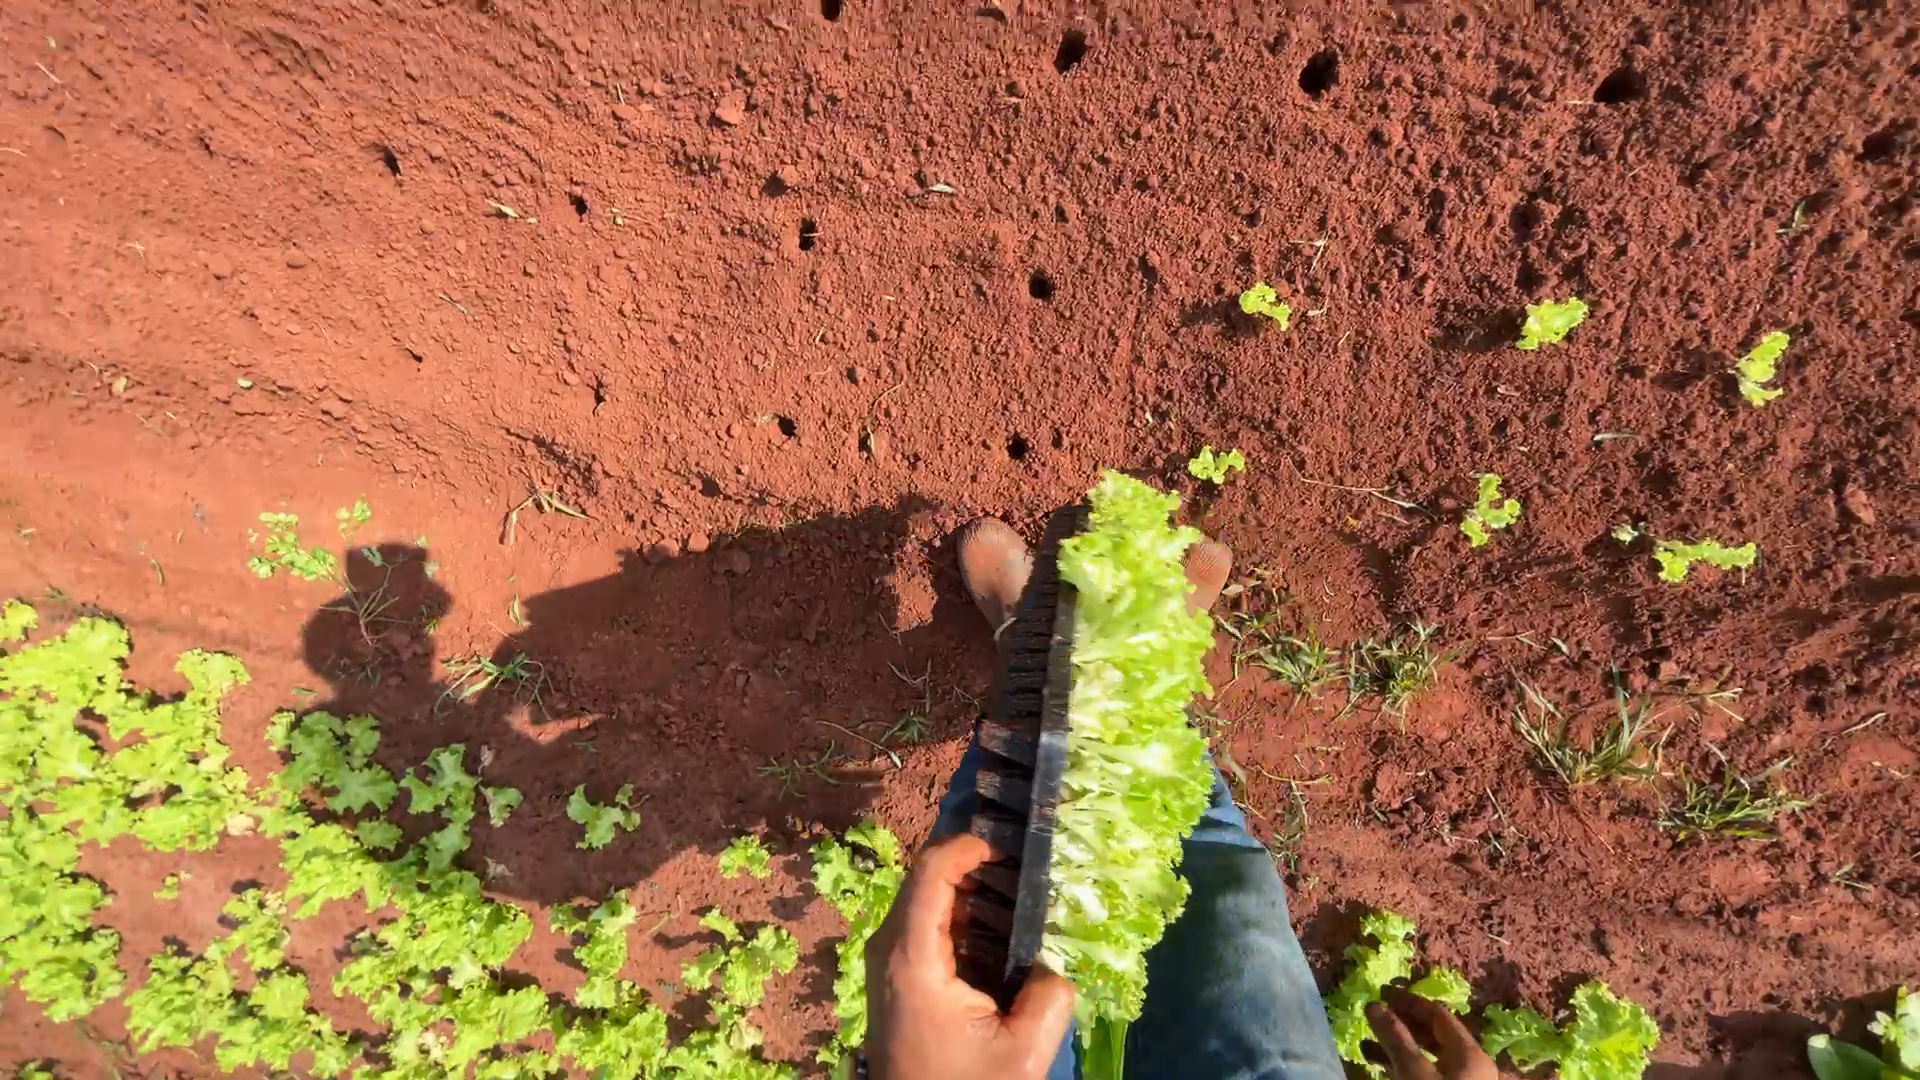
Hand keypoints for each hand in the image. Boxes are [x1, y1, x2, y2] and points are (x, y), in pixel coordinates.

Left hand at [864, 833, 1075, 1079]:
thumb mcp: (1022, 1055)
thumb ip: (1049, 997)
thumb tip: (1052, 962)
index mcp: (911, 954)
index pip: (931, 868)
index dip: (969, 845)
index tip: (1010, 848)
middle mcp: (889, 944)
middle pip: (927, 874)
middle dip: (974, 861)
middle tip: (1022, 866)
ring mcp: (887, 957)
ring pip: (925, 894)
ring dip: (968, 884)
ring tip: (1016, 889)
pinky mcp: (895, 971)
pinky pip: (924, 919)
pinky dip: (958, 909)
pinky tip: (996, 924)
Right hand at [1367, 992, 1501, 1079]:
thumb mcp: (1412, 1071)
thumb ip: (1393, 1035)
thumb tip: (1375, 1004)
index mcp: (1470, 1054)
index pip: (1437, 1014)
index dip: (1408, 1001)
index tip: (1379, 992)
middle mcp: (1472, 1068)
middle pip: (1433, 1036)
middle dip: (1400, 1025)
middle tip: (1372, 1017)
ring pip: (1428, 1059)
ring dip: (1396, 1049)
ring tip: (1367, 1048)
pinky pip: (1427, 1079)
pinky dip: (1404, 1070)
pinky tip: (1381, 1071)